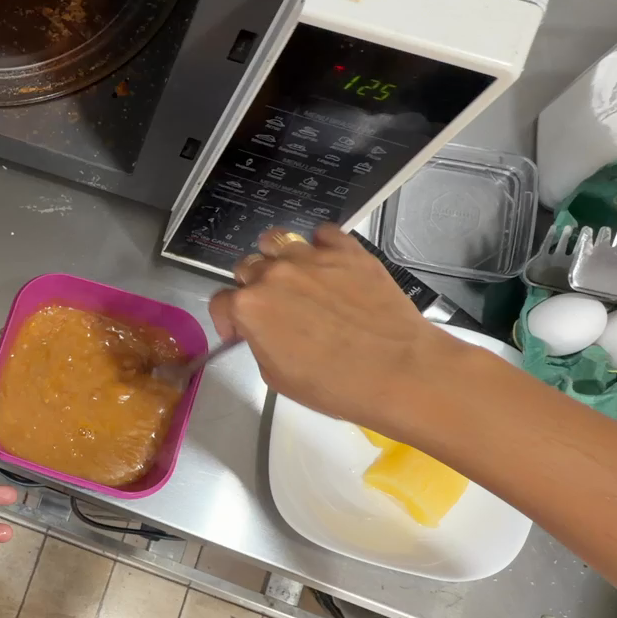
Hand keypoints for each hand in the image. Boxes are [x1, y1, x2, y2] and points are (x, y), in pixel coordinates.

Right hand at [207, 224, 468, 433]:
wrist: (396, 371)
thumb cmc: (332, 384)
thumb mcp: (275, 375)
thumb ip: (258, 341)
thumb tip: (262, 330)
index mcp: (249, 308)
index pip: (220, 301)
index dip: (226, 320)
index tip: (239, 332)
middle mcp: (274, 275)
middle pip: (246, 267)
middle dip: (250, 287)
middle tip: (268, 308)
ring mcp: (312, 258)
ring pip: (277, 240)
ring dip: (275, 257)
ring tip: (289, 276)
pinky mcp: (348, 252)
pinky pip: (323, 233)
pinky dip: (318, 245)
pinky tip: (324, 263)